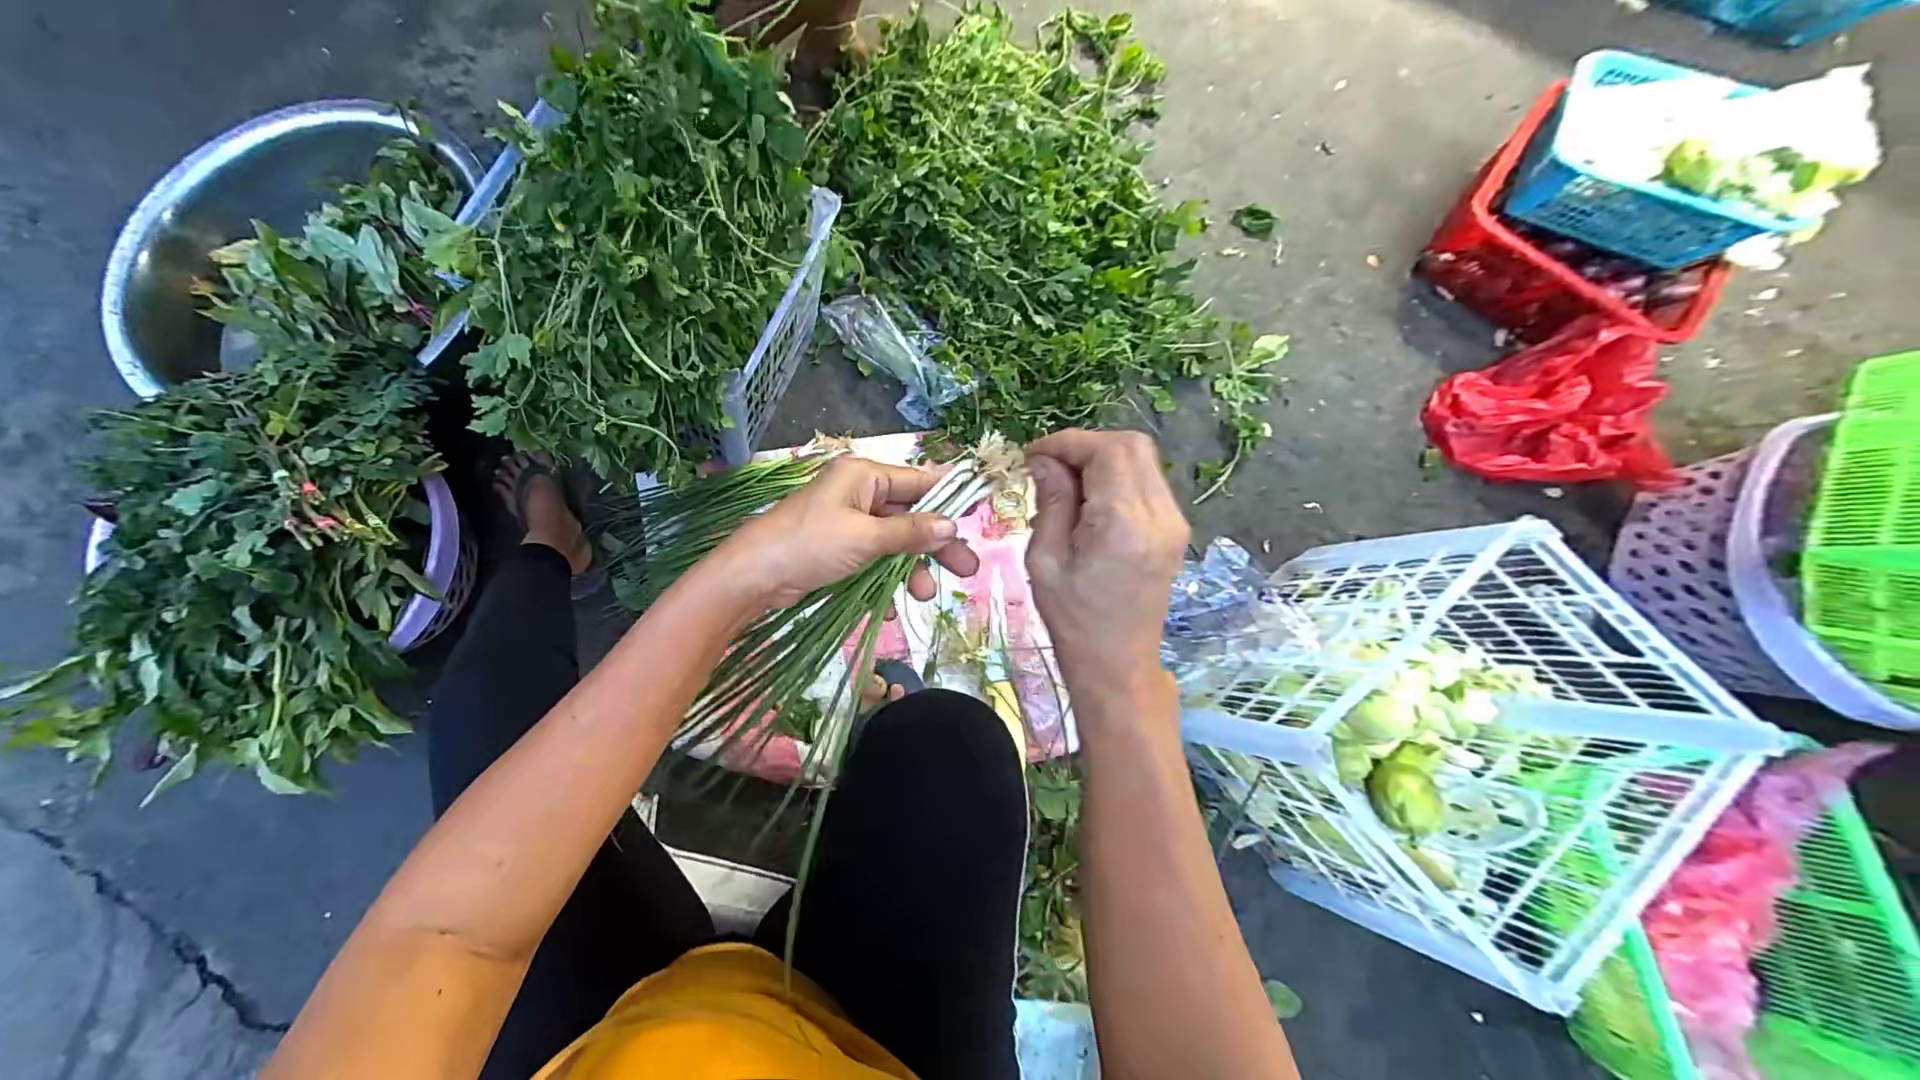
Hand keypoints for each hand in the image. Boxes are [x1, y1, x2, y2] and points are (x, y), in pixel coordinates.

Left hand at [706, 456, 979, 610]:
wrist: (752, 577)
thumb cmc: (809, 544)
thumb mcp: (865, 537)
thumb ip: (910, 532)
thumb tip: (951, 525)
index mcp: (864, 476)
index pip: (918, 483)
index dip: (949, 500)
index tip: (978, 517)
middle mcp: (859, 494)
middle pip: (911, 516)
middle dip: (936, 545)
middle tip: (967, 570)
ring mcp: (849, 522)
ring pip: (895, 542)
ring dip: (912, 568)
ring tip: (925, 596)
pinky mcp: (840, 549)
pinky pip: (874, 559)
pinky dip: (886, 578)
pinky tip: (892, 605)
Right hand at [1025, 430, 1189, 699]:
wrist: (1118, 663)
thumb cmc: (1074, 619)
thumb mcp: (1045, 560)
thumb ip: (1051, 502)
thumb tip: (1045, 461)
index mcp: (1125, 523)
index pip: (1106, 451)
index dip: (1067, 442)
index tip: (1033, 457)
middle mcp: (1160, 515)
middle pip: (1131, 445)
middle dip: (1085, 445)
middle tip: (1049, 467)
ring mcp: (1174, 522)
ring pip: (1143, 459)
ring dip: (1101, 459)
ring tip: (1066, 483)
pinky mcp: (1174, 529)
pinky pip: (1147, 482)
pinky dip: (1116, 477)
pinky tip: (1090, 500)